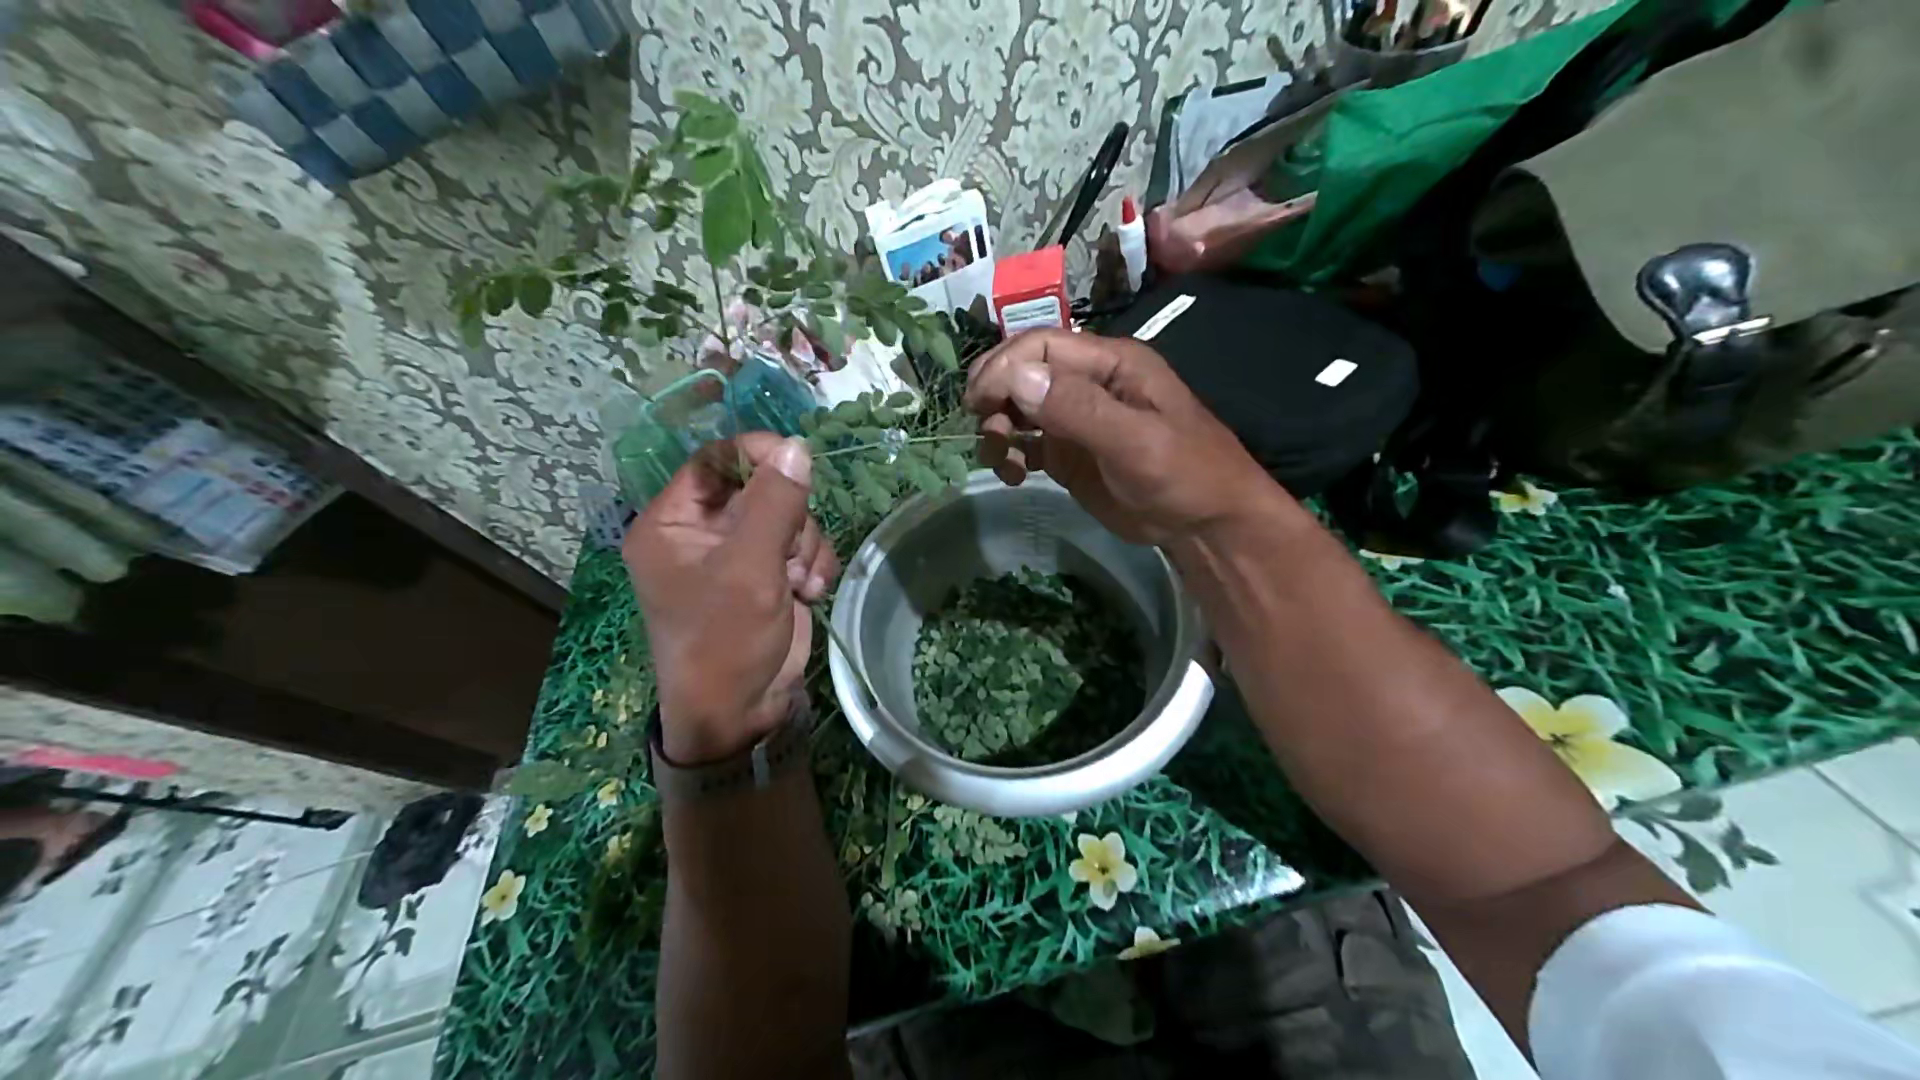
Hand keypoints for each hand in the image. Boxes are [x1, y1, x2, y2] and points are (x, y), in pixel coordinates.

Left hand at [623, 434, 839, 764]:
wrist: (743, 713)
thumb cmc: (724, 640)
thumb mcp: (748, 568)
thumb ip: (773, 503)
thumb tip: (795, 446)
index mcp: (673, 523)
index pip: (713, 462)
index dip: (754, 454)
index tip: (795, 460)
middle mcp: (704, 533)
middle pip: (761, 487)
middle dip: (788, 519)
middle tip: (787, 555)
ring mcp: (740, 554)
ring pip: (790, 516)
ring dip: (805, 546)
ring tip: (798, 584)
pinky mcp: (771, 575)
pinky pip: (804, 545)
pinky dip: (813, 565)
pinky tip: (809, 592)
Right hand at [963, 329, 1270, 545]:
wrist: (1205, 526)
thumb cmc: (1184, 474)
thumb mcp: (1135, 441)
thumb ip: (1078, 408)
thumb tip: (1017, 377)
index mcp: (1110, 363)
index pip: (1041, 345)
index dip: (1004, 367)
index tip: (979, 403)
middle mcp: (1088, 383)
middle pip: (1024, 372)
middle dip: (995, 395)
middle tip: (982, 427)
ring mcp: (1076, 420)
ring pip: (1019, 408)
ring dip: (999, 428)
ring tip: (999, 458)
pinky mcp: (1069, 454)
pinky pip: (1027, 444)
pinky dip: (1011, 455)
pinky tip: (1015, 476)